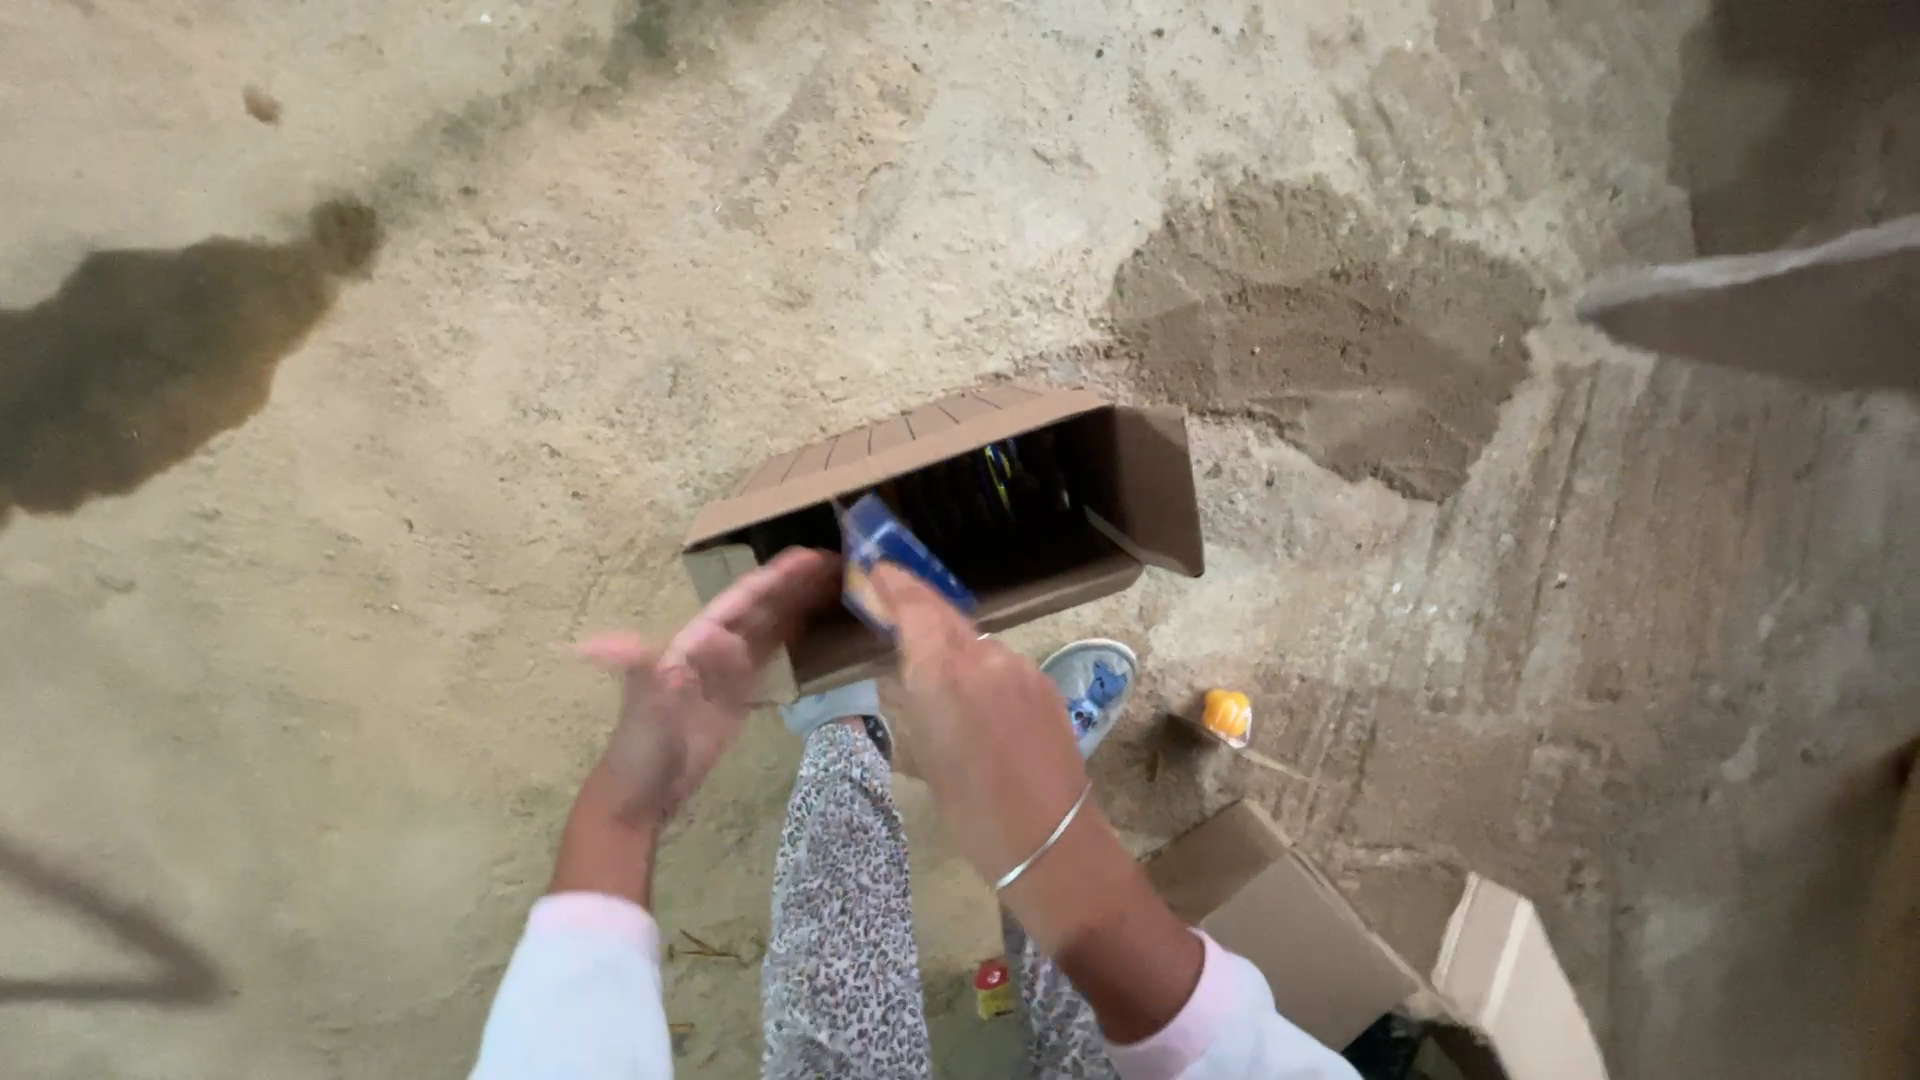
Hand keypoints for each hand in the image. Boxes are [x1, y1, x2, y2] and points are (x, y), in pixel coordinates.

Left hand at [578, 547, 838, 826]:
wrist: (643, 792)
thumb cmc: (640, 746)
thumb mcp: (642, 704)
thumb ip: (644, 667)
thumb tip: (646, 635)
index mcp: (694, 641)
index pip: (740, 602)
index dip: (772, 579)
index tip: (805, 557)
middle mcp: (714, 647)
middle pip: (760, 608)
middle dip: (793, 583)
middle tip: (833, 560)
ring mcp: (729, 670)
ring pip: (769, 626)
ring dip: (797, 603)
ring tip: (832, 581)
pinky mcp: (742, 693)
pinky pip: (771, 656)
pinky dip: (791, 635)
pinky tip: (810, 621)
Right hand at [874, 565, 1202, 1042]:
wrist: (1052, 840)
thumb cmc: (972, 812)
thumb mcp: (923, 759)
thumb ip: (909, 705)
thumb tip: (899, 678)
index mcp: (945, 673)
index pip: (915, 607)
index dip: (893, 583)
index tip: (875, 568)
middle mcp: (984, 656)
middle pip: (944, 613)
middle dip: (916, 603)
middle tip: (890, 600)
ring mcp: (1019, 667)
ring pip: (974, 638)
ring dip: (949, 638)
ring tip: (929, 660)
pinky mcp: (1044, 683)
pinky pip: (999, 660)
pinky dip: (977, 663)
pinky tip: (972, 693)